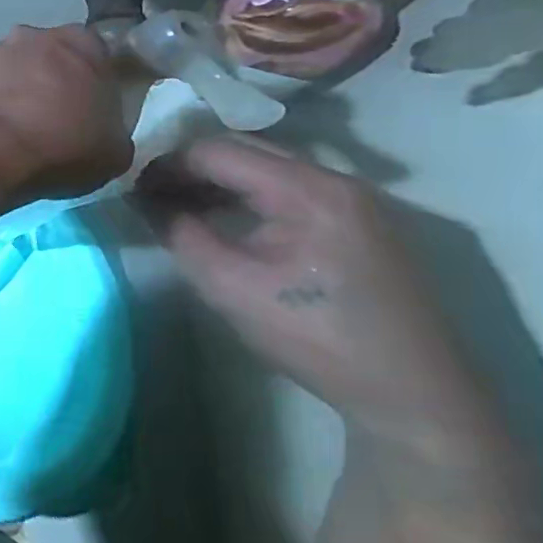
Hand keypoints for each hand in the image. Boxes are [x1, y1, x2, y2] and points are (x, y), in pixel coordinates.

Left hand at [0, 24, 131, 206]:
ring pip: (13, 69)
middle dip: (52, 79)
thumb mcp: (115, 149)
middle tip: (55, 115)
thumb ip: (111, 126)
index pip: (97, 54)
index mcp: (82, 42)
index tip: (92, 104)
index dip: (95, 80)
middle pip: (50, 57)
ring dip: (17, 89)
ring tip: (18, 125)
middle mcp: (34, 36)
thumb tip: (98, 130)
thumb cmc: (61, 144)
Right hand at [138, 137, 489, 451]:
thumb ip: (175, 229)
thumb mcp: (224, 281)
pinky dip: (244, 192)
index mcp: (307, 190)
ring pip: (263, 164)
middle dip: (185, 166)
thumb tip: (137, 198)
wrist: (413, 394)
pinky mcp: (359, 219)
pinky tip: (220, 217)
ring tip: (175, 205)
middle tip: (147, 194)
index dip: (162, 165)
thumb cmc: (311, 334)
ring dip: (213, 178)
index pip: (213, 151)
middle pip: (241, 148)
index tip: (129, 189)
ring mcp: (355, 199)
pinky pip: (287, 185)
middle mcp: (337, 180)